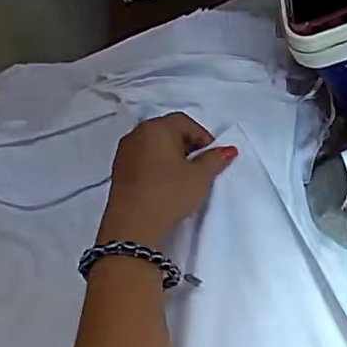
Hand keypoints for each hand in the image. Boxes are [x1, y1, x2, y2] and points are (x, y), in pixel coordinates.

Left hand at [97, 113, 238, 243]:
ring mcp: (124, 152)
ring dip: (171, 157)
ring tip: (184, 178)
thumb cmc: (170, 193)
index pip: (185, 122)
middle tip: (201, 167)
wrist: (134, 224)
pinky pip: (143, 160)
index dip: (203, 137)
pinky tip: (166, 186)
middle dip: (187, 146)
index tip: (213, 157)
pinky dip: (157, 167)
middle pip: (167, 131)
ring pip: (154, 146)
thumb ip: (215, 159)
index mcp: (157, 128)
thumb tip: (227, 150)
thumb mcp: (200, 177)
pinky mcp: (118, 171)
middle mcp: (137, 134)